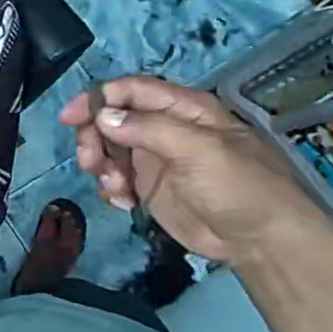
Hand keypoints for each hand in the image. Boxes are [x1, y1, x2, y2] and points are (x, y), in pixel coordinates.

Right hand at [60, 76, 323, 266]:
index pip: (132, 90)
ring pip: (109, 149)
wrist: (261, 241)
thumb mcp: (199, 150)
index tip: (70, 117)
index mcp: (182, 108)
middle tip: (89, 162)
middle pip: (113, 119)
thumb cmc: (239, 186)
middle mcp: (164, 128)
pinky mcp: (149, 189)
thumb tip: (103, 116)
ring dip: (100, 165)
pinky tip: (123, 202)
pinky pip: (116, 179)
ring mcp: (155, 159)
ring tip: (113, 187)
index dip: (99, 98)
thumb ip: (149, 129)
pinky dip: (111, 188)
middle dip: (94, 136)